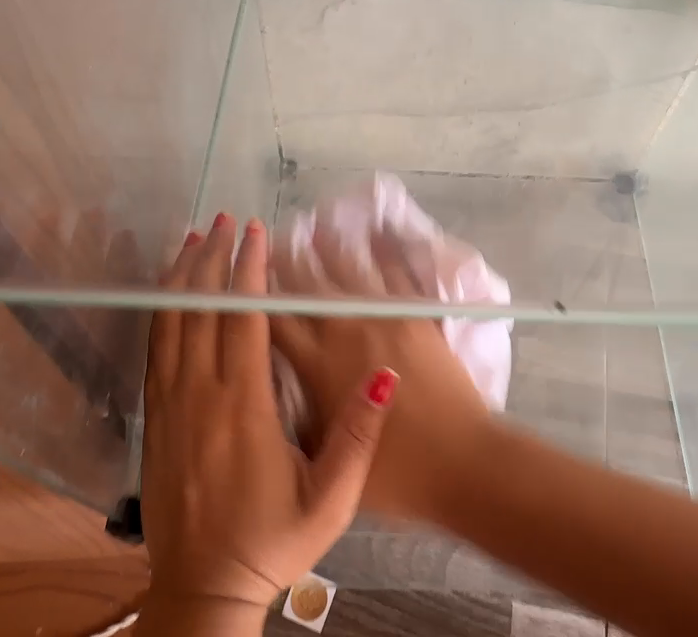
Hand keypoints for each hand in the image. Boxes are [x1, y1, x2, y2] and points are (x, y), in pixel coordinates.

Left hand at [138, 215, 396, 631]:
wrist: (204, 589)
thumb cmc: (275, 541)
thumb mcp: (330, 498)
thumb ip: (356, 436)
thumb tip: (383, 375)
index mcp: (242, 409)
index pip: (242, 321)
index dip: (248, 271)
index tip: (256, 233)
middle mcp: (199, 399)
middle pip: (199, 311)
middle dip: (212, 259)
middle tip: (225, 220)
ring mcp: (170, 409)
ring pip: (170, 326)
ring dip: (181, 278)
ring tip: (194, 239)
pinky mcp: (154, 423)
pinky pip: (155, 353)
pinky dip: (162, 313)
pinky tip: (170, 294)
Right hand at [271, 227, 498, 524]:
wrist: (460, 460)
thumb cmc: (392, 472)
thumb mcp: (325, 456)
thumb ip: (296, 413)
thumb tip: (275, 386)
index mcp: (316, 363)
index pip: (273, 319)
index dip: (250, 297)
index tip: (237, 279)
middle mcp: (345, 328)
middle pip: (306, 285)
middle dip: (284, 262)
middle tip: (267, 240)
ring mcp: (383, 315)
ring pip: (348, 270)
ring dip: (327, 247)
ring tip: (313, 226)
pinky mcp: (417, 313)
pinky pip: (395, 272)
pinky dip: (382, 251)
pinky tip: (374, 234)